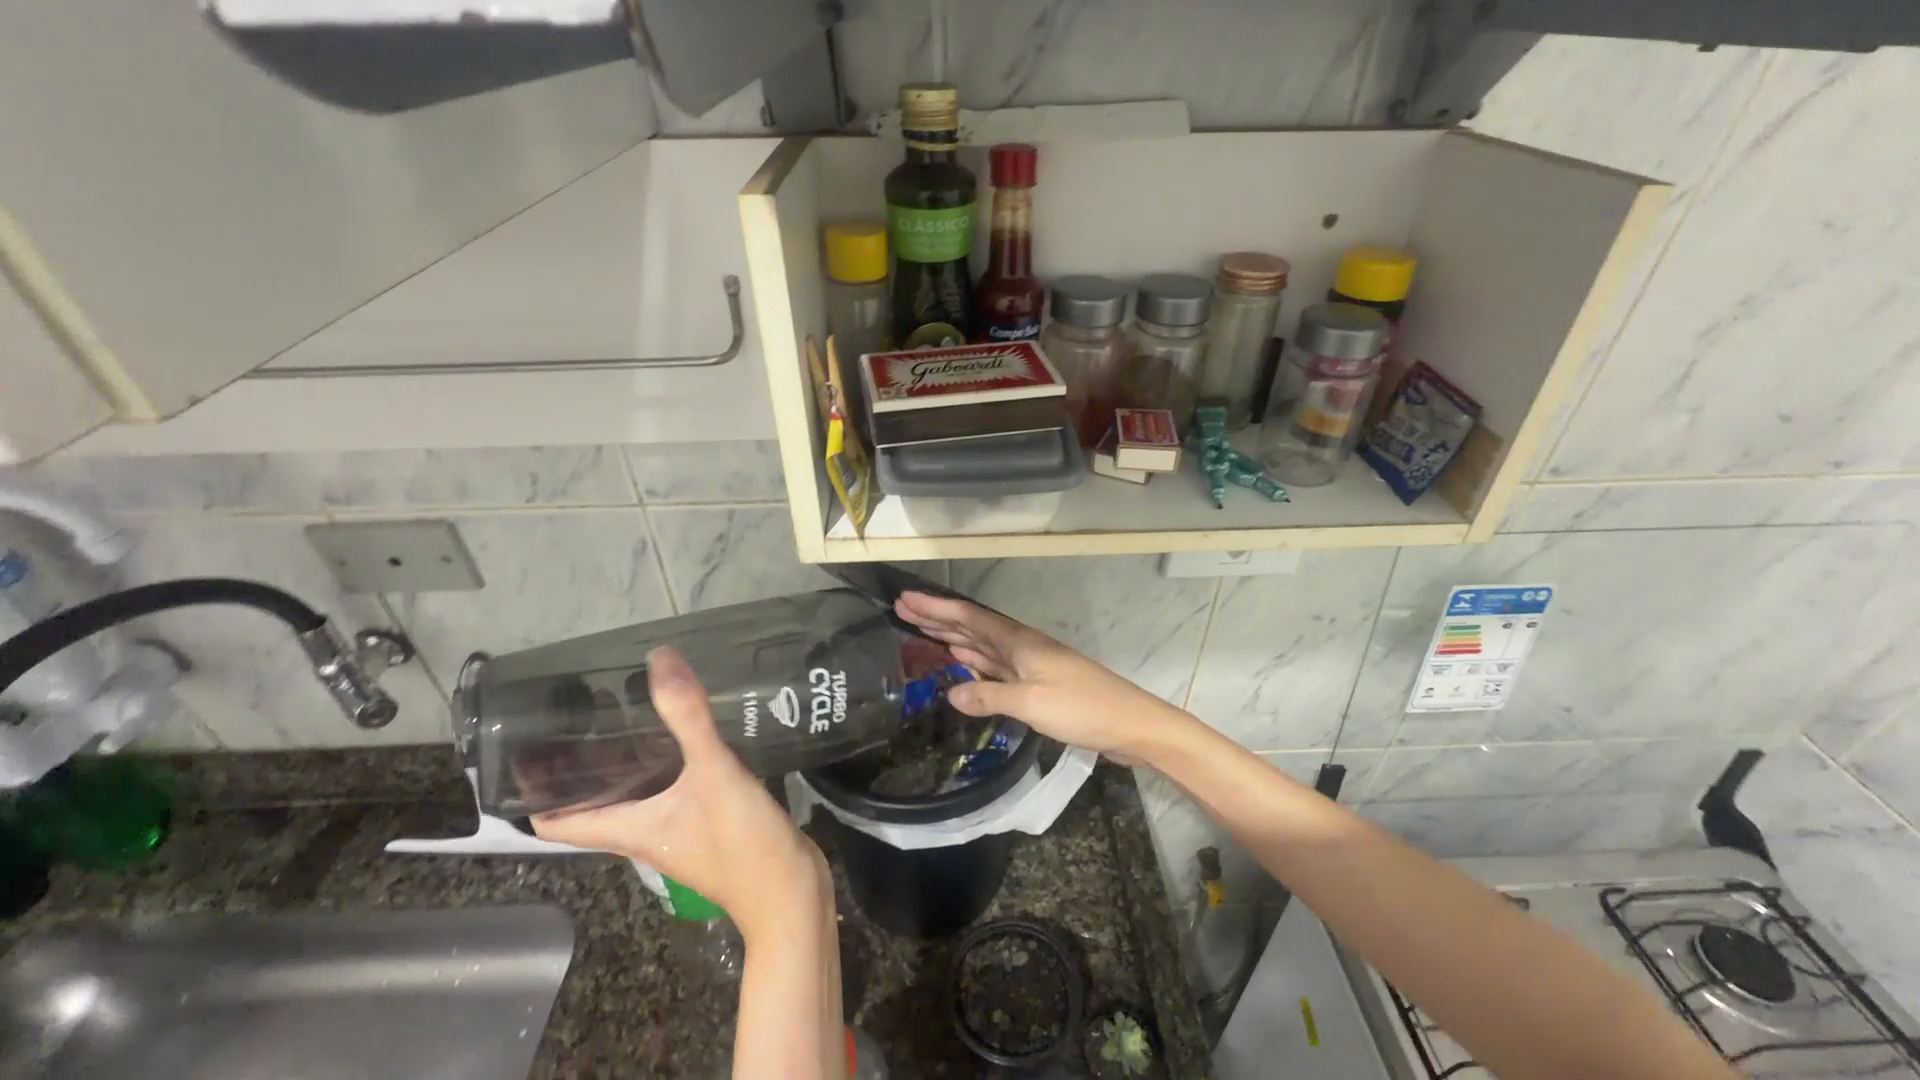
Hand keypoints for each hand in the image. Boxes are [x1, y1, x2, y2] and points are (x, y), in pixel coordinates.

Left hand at [531, 647, 828, 941]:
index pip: (554, 821)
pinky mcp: (706, 824)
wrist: (790, 894)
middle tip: (577, 715)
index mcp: (627, 830)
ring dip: (623, 763)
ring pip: (632, 795)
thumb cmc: (742, 846)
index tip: (524, 748)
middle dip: (579, 766)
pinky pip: (670, 790)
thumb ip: (689, 719)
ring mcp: (675, 830)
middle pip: (591, 802)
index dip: (530, 792)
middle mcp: (642, 832)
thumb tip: (660, 659)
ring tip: (625, 714)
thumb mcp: (714, 776)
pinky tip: (684, 736)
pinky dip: (665, 764)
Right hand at [892, 591, 1195, 761]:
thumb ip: (990, 696)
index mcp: (1020, 643)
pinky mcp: (1038, 685)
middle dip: (939, 619)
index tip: (905, 598)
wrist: (1131, 724)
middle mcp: (1023, 648)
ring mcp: (1031, 666)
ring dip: (954, 637)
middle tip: (902, 611)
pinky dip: (975, 663)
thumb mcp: (1031, 702)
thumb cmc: (1082, 708)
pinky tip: (962, 664)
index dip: (936, 609)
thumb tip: (950, 692)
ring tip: (923, 631)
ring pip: (983, 646)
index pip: (970, 619)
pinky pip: (996, 667)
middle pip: (974, 627)